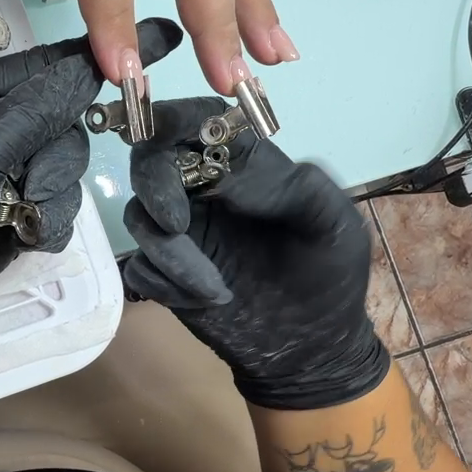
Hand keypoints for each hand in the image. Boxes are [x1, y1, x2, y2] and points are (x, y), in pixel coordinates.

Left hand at [0, 20, 183, 381]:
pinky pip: (57, 210)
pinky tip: (20, 241)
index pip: (40, 69)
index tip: (158, 39)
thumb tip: (82, 68)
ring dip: (50, 198)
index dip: (91, 58)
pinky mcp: (12, 223)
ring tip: (16, 221)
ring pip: (63, 171)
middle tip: (29, 186)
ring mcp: (0, 183)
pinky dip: (46, 226)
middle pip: (60, 124)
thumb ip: (29, 114)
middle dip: (55, 158)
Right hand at [120, 101, 389, 409]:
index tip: (162, 138)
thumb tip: (225, 175)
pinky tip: (204, 301)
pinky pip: (139, 267)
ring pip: (139, 219)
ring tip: (215, 290)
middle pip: (149, 164)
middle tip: (176, 226)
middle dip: (156, 191)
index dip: (171, 120)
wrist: (307, 352)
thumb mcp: (332, 224)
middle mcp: (203, 193)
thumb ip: (291, 186)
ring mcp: (179, 235)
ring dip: (171, 256)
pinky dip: (165, 285)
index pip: (196, 123)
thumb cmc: (328, 280)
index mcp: (244, 167)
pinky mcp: (162, 275)